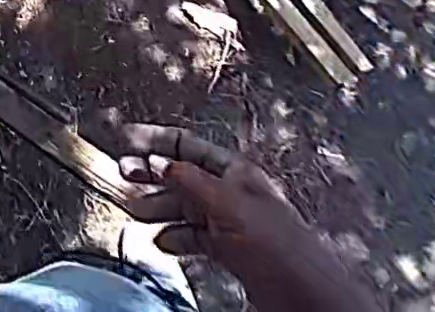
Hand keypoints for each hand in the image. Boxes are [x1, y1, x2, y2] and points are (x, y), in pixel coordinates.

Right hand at [120, 125, 376, 311]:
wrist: (314, 305)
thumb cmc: (276, 249)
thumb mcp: (229, 207)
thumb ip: (189, 181)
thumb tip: (155, 161)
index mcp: (233, 171)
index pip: (184, 144)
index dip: (153, 140)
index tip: (123, 138)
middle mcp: (230, 191)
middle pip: (181, 174)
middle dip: (150, 175)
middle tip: (121, 176)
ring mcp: (231, 222)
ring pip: (184, 206)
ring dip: (158, 207)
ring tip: (132, 211)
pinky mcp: (233, 252)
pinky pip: (196, 236)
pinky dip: (176, 237)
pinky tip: (161, 242)